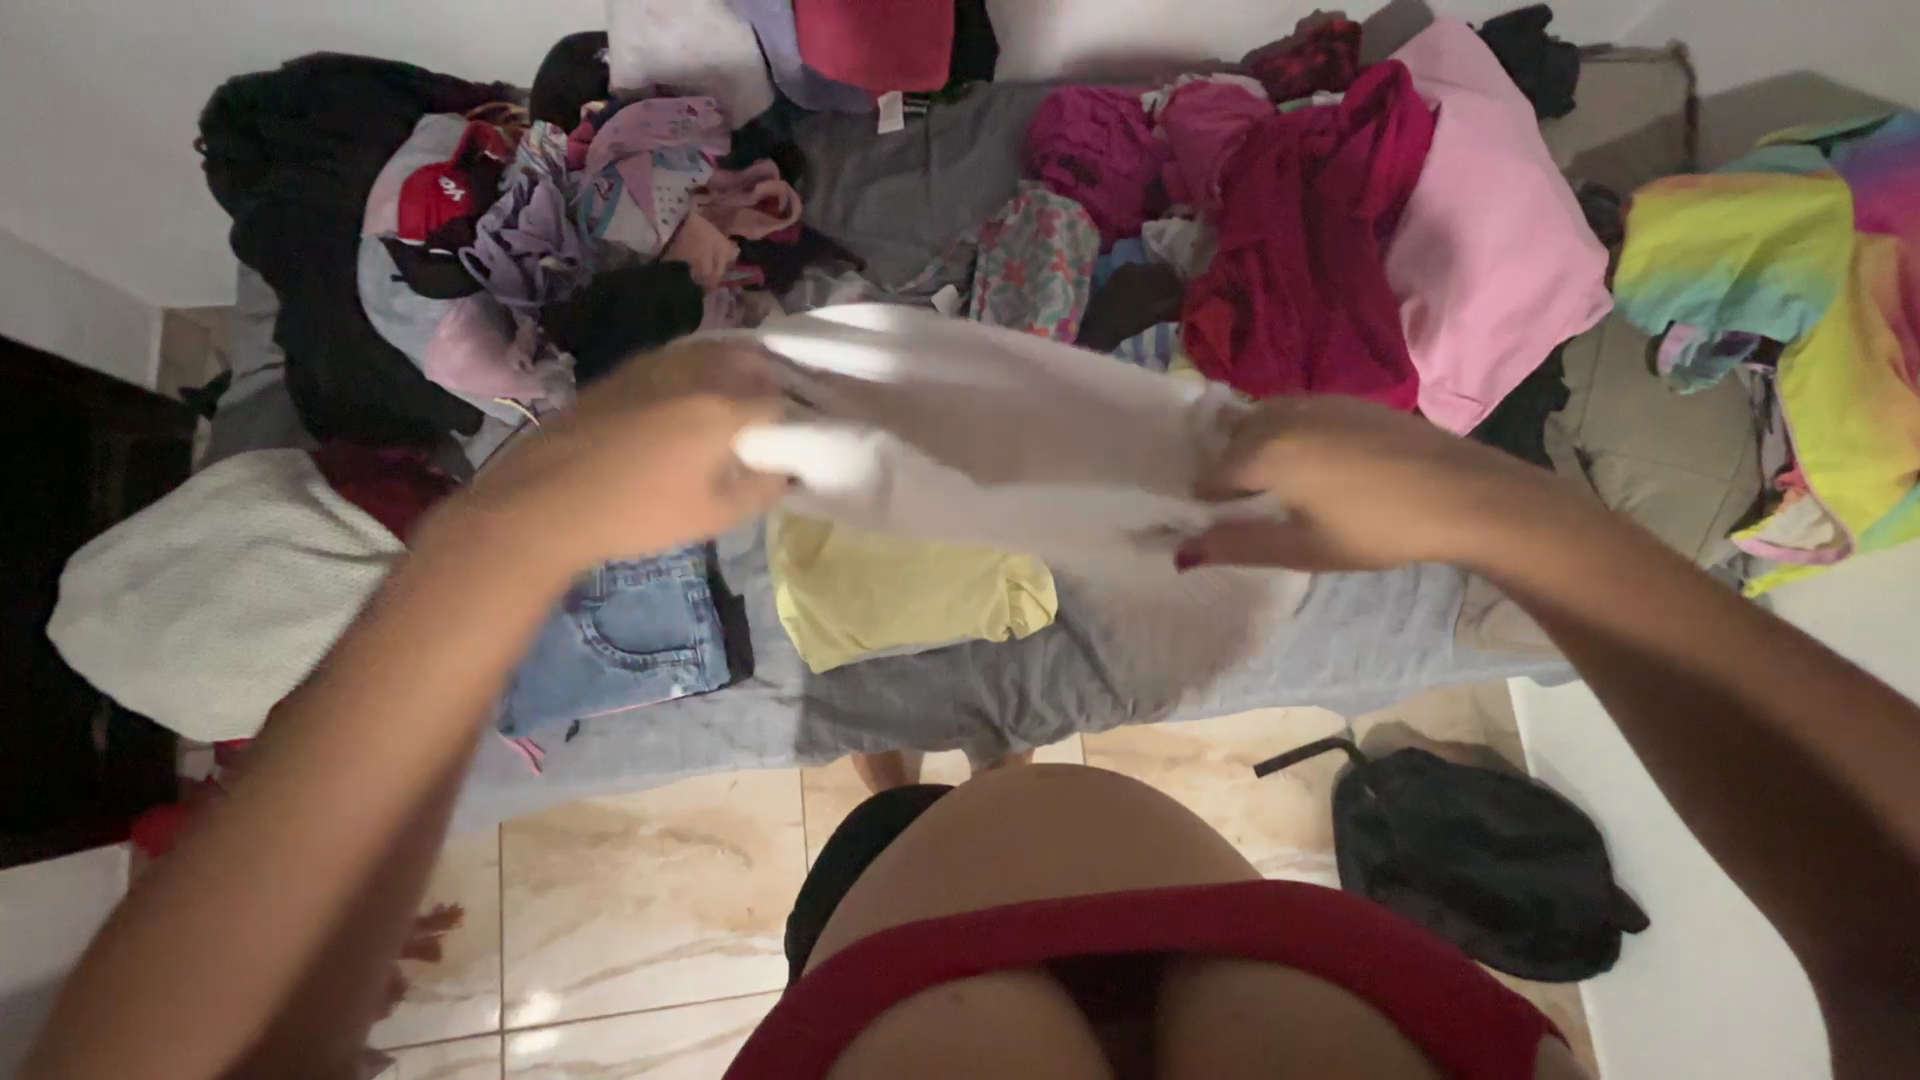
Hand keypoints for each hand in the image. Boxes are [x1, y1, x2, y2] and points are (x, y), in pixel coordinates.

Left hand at [440, 340, 789, 571]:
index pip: (778, 401)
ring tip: (741, 394)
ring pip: (713, 350)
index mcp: (723, 410)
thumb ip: (762, 489)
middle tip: (775, 407)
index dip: (793, 419)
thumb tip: (786, 470)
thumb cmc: (639, 515)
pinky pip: (679, 356)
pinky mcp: (624, 371)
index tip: (794, 438)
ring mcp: (655, 366)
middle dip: (771, 380)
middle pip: (750, 360)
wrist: (546, 501)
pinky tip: (693, 393)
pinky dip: (700, 367)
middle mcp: (695, 375)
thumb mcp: (715, 516)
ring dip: (737, 366)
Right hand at [1181, 396, 1578, 571]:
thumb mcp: (1302, 549)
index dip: (1210, 504)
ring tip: (1284, 487)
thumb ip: (1236, 547)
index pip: (1208, 476)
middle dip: (1229, 474)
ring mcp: (1313, 401)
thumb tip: (1181, 554)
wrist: (1466, 494)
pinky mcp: (1342, 399)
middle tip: (1256, 510)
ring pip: (1258, 423)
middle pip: (1228, 443)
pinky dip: (1285, 436)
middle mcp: (1279, 415)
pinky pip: (1290, 413)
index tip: (1229, 525)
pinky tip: (1318, 465)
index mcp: (1264, 452)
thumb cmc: (1378, 529)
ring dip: (1255, 451)